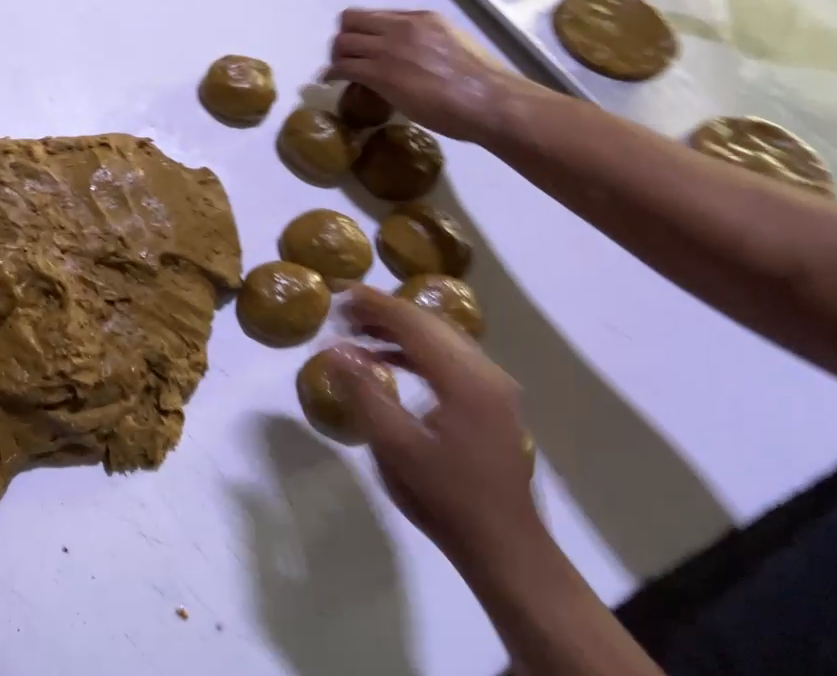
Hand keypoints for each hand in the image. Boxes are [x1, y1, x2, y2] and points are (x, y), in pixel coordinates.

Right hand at [328, 288, 540, 566]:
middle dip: (385, 312)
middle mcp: (487, 374)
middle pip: (432, 326)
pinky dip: (415, 351)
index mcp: (465, 380)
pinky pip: (449, 359)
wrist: (502, 544)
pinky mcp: (491, 404)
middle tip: (342, 309)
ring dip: (399, 330)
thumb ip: (363, 391)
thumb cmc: (443, 495)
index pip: (415, 325)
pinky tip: (386, 361)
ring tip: (357, 331)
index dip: (375, 305)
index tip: (338, 292)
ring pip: (442, 340)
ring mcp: (494, 389)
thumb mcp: (393, 445)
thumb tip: (334, 349)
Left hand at [329, 9, 536, 143]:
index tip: (362, 46)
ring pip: (342, 43)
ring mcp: (390, 49)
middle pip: (351, 21)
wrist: (491, 101)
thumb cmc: (482, 81)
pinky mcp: (381, 73)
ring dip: (336, 57)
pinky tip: (332, 82)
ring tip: (340, 71)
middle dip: (343, 39)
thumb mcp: (452, 44)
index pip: (376, 15)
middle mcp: (403, 27)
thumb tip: (409, 54)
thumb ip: (426, 42)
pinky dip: (332, 74)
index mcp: (423, 18)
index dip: (363, 30)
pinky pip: (342, 68)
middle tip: (344, 57)